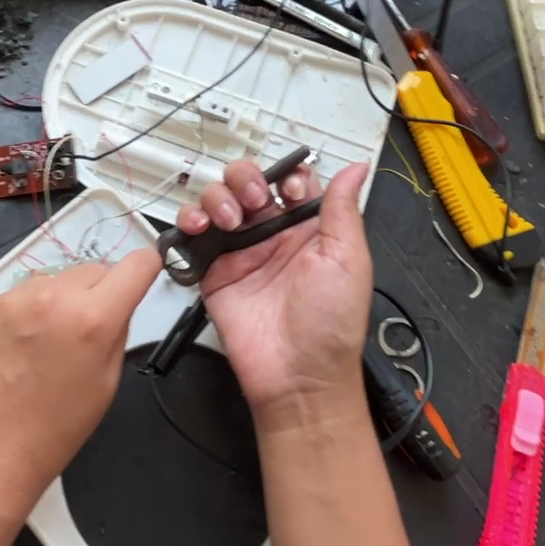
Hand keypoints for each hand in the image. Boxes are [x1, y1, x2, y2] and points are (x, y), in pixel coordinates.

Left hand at [0, 250, 162, 518]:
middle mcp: (54, 296)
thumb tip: (123, 298)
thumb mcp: (108, 379)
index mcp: (93, 318)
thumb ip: (119, 328)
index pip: (135, 265)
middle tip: (89, 328)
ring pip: (57, 278)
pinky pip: (24, 293)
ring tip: (50, 341)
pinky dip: (30, 309)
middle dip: (100, 291)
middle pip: (94, 269)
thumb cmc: (58, 426)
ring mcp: (15, 298)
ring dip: (63, 298)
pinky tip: (23, 344)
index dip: (146, 267)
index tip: (145, 272)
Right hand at [175, 159, 373, 431]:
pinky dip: (188, 220)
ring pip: (217, 199)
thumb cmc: (331, 327)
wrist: (297, 376)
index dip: (284, 175)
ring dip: (217, 196)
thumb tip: (356, 168)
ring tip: (227, 219)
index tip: (287, 191)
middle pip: (247, 181)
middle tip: (251, 198)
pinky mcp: (213, 269)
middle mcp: (272, 234)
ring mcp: (240, 250)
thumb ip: (342, 209)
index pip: (289, 180)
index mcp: (307, 228)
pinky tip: (200, 226)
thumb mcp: (348, 260)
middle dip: (244, 177)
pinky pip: (193, 234)